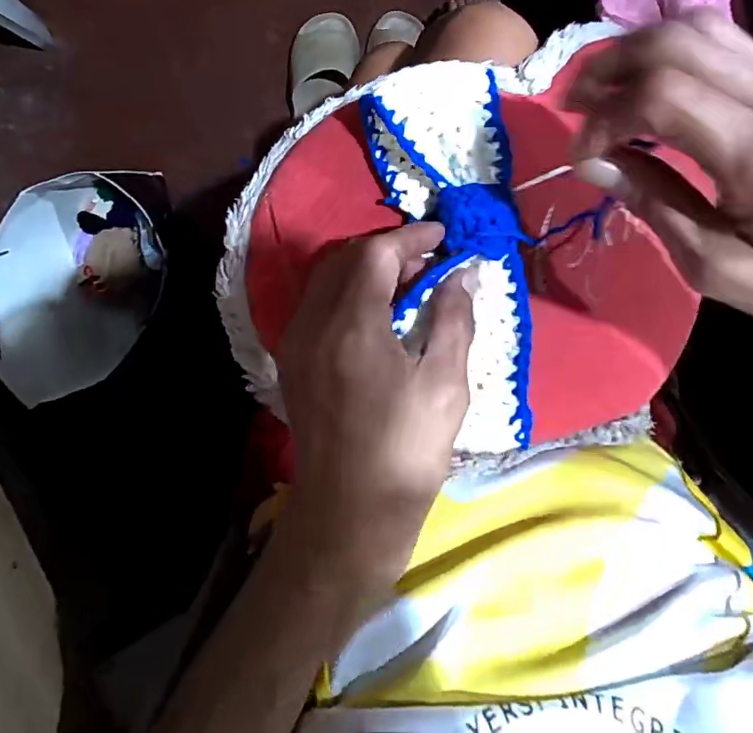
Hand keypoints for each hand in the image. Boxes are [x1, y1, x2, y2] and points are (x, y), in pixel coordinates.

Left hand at [275, 222, 474, 582]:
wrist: (349, 515)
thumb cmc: (406, 452)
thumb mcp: (446, 385)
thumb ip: (454, 319)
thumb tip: (461, 275)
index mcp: (352, 325)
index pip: (376, 253)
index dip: (412, 237)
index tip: (444, 236)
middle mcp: (313, 323)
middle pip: (346, 258)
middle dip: (389, 249)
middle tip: (429, 261)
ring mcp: (295, 342)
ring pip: (327, 278)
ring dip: (366, 268)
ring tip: (408, 283)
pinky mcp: (292, 361)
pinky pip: (318, 304)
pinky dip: (348, 292)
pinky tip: (379, 313)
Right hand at [566, 17, 752, 362]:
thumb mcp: (713, 268)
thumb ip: (652, 203)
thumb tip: (592, 161)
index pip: (661, 96)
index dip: (605, 119)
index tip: (583, 157)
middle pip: (673, 43)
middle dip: (608, 68)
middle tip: (576, 106)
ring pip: (696, 27)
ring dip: (636, 50)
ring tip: (605, 89)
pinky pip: (720, 38)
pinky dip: (670, 49)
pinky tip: (649, 83)